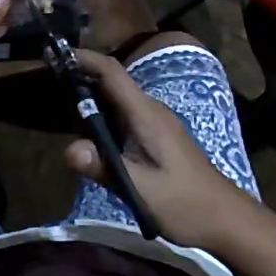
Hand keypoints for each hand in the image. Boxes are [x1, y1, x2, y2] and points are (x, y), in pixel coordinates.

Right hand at [63, 49, 259, 249]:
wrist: (226, 220)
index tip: (58, 55)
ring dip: (92, 98)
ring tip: (61, 105)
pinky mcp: (158, 137)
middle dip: (82, 77)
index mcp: (146, 115)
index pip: (112, 73)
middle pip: (113, 82)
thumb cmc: (186, 203)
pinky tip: (90, 134)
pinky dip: (103, 116)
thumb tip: (68, 150)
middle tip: (49, 83)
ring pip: (118, 100)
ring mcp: (157, 123)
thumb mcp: (141, 189)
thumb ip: (105, 167)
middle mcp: (151, 111)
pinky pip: (125, 115)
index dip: (85, 59)